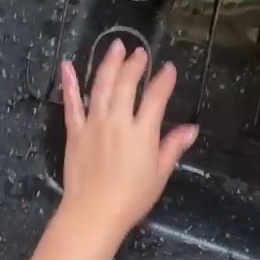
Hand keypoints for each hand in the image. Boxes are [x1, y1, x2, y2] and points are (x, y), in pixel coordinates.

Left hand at [57, 39, 198, 234]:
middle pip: (126, 85)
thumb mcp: (159, 174)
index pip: (156, 98)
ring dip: (108, 64)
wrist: (93, 212)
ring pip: (101, 86)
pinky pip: (72, 103)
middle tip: (140, 51)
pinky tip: (68, 66)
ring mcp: (93, 124)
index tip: (168, 68)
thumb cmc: (131, 198)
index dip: (163, 80)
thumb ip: (173, 147)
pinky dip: (70, 83)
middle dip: (135, 65)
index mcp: (142, 132)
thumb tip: (191, 129)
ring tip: (115, 47)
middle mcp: (117, 121)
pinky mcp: (75, 132)